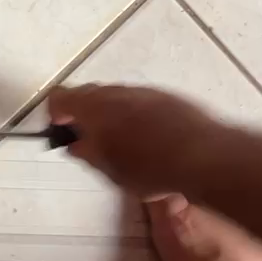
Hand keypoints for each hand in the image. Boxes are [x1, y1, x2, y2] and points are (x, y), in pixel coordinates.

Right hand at [47, 83, 222, 195]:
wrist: (207, 158)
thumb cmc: (150, 168)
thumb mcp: (109, 169)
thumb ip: (87, 153)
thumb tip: (76, 146)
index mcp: (94, 106)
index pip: (60, 97)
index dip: (55, 112)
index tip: (59, 129)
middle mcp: (118, 91)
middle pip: (89, 93)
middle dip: (83, 113)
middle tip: (86, 138)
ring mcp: (146, 91)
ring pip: (117, 96)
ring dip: (110, 113)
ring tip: (117, 142)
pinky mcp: (169, 98)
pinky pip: (141, 101)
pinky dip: (134, 115)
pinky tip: (145, 139)